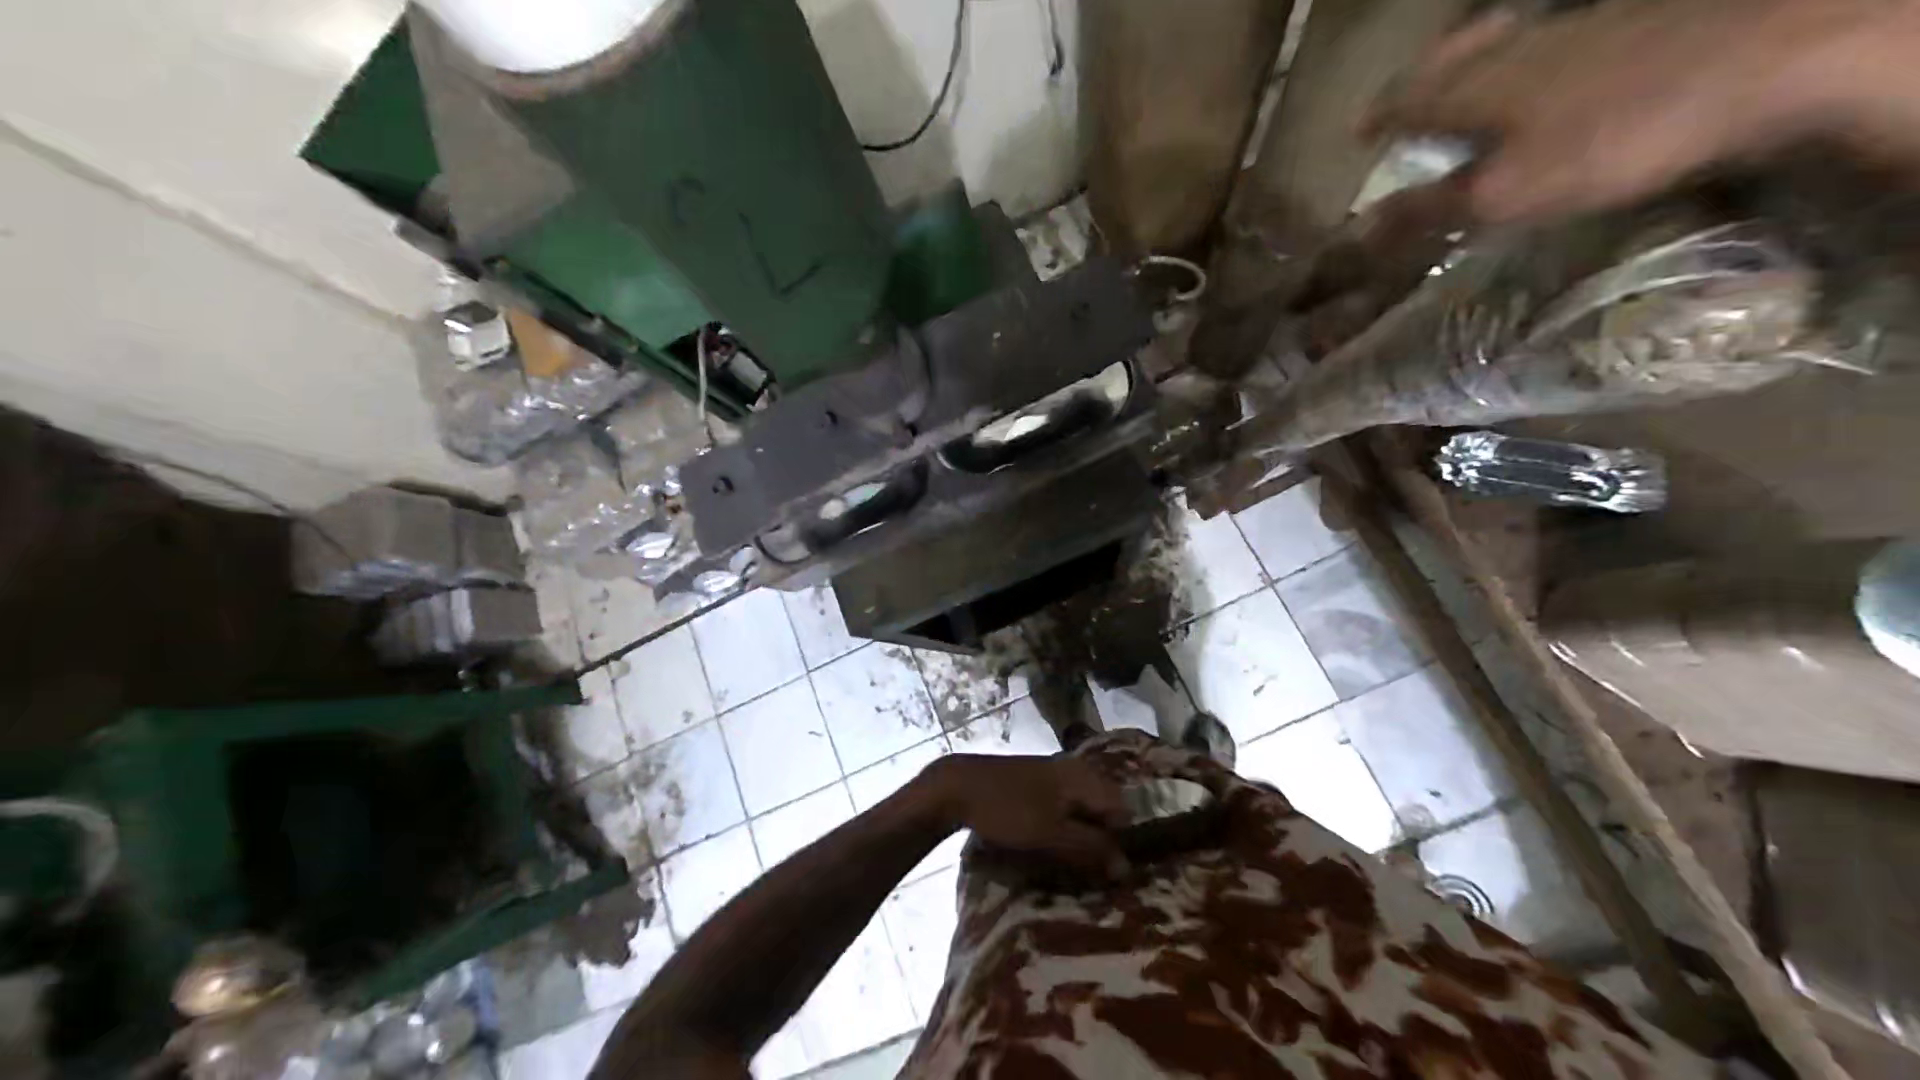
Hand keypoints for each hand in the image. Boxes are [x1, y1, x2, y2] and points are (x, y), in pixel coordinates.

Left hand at [922, 754, 1131, 880]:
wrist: (955, 787)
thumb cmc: (1007, 809)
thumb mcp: (1051, 834)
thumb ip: (1090, 848)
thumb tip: (1126, 868)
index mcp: (1085, 776)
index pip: (1123, 812)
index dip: (1121, 844)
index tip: (1110, 874)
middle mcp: (1075, 770)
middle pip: (1102, 811)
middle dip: (1100, 842)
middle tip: (1091, 875)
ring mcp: (1053, 775)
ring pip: (1080, 811)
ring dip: (1079, 838)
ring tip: (1070, 866)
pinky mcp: (1034, 785)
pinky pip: (1061, 809)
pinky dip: (1061, 828)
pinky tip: (1050, 848)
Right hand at [1366, 0, 1915, 222]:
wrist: (1762, 63)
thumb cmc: (1608, 141)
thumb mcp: (1502, 196)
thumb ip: (1428, 209)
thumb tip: (1358, 229)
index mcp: (1474, 89)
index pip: (1406, 99)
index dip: (1379, 116)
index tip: (1358, 133)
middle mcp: (1515, 49)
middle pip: (1451, 57)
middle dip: (1418, 79)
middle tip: (1401, 99)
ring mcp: (1576, 30)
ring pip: (1502, 41)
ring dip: (1468, 62)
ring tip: (1458, 81)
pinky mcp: (1629, 27)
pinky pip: (1550, 41)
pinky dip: (1523, 59)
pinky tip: (1537, 74)